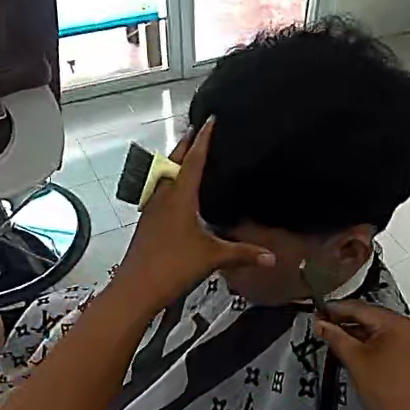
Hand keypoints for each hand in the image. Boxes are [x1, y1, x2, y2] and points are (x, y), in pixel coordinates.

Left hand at [112, 120, 273, 307]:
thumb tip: (272, 257)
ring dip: (174, 163)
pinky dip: (169, 183)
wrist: (136, 288)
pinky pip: (159, 193)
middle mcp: (163, 197)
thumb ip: (243, 253)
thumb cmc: (173, 266)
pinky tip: (176, 194)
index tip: (209, 121)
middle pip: (173, 163)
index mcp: (180, 198)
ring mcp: (151, 210)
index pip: (193, 161)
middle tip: (195, 129)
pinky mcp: (147, 223)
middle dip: (185, 145)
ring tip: (186, 155)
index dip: (203, 141)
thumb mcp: (213, 257)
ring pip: (163, 177)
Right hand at [312, 301, 409, 409]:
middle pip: (372, 317)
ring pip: (380, 330)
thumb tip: (324, 325)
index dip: (336, 310)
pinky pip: (389, 341)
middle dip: (346, 323)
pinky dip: (372, 344)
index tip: (320, 313)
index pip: (361, 308)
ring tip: (336, 339)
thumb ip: (336, 338)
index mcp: (400, 324)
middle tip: (324, 326)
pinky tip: (356, 350)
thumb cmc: (392, 395)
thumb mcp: (356, 361)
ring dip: (358, 334)